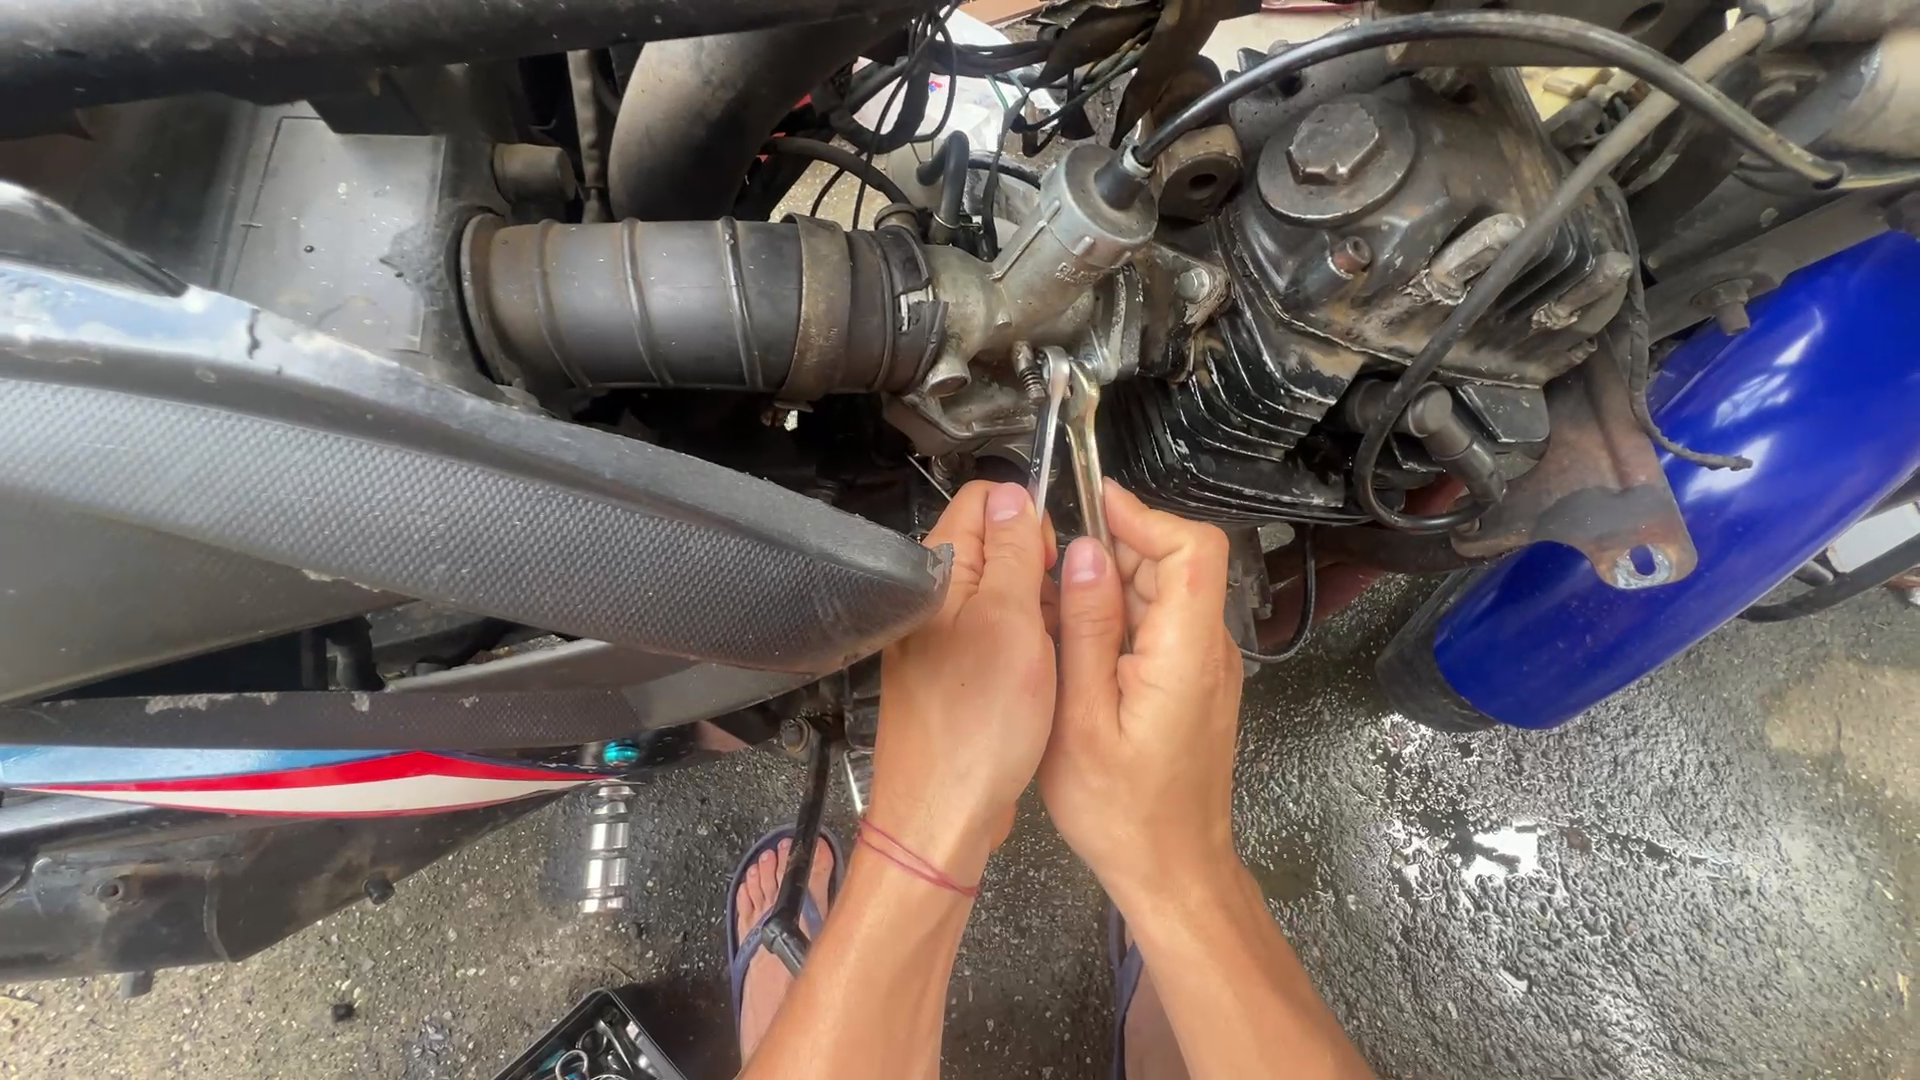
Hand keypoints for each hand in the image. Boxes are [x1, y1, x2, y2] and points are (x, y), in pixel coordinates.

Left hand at [871, 481, 1055, 885]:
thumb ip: (1012, 551)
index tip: (1049, 563)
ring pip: (1004, 595)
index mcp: (938, 571)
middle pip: (996, 546)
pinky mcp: (956, 669)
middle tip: (1049, 620)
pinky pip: (999, 636)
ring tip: (1045, 656)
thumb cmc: (977, 724)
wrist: (944, 812)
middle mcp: (934, 596)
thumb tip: (1013, 494)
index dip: (1026, 519)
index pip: (983, 501)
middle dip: (1035, 572)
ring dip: (1034, 614)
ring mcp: (943, 634)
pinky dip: (1024, 646)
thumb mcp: (1010, 621)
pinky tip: (1035, 678)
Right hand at [1039, 479, 1243, 904]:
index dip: (1145, 516)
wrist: (1171, 867)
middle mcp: (1208, 648)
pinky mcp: (1193, 678)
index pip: (1192, 550)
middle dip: (1113, 548)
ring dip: (1111, 580)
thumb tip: (1083, 554)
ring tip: (1055, 605)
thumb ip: (1085, 631)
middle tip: (1051, 568)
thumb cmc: (1120, 809)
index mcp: (1185, 653)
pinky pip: (1161, 620)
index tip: (1092, 505)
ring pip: (1164, 588)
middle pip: (1174, 562)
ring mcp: (1206, 663)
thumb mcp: (1080, 719)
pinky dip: (1120, 611)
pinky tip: (1078, 638)